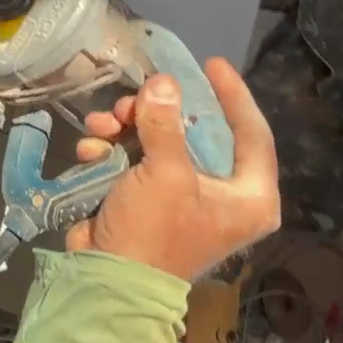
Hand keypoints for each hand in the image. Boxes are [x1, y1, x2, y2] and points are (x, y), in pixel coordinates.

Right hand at [67, 57, 278, 280]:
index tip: (212, 64)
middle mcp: (221, 193)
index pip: (252, 134)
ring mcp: (180, 194)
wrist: (110, 278)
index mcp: (248, 196)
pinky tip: (91, 150)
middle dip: (157, 111)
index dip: (233, 96)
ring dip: (125, 126)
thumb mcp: (164, 174)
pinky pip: (132, 157)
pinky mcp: (145, 197)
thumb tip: (164, 83)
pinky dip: (110, 149)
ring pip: (157, 140)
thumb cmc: (155, 231)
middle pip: (194, 131)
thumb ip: (166, 124)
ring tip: (102, 125)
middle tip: (132, 100)